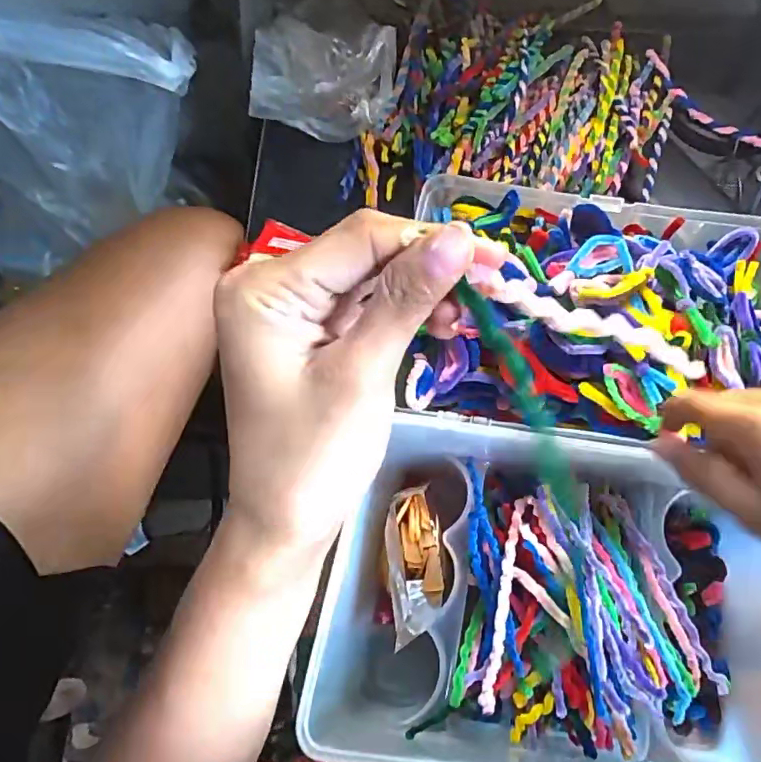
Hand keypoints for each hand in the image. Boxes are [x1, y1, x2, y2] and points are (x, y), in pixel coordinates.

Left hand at [214, 210, 505, 552]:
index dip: (429, 240)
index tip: (493, 256)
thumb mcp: (363, 373)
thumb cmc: (314, 458)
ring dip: (425, 289)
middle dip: (431, 266)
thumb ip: (407, 299)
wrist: (286, 523)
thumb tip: (459, 239)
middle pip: (367, 252)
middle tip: (495, 282)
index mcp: (264, 288)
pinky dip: (407, 310)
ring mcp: (292, 307)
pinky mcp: (312, 328)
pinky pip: (368, 304)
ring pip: (374, 276)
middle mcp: (270, 283)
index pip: (360, 239)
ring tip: (468, 314)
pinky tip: (442, 323)